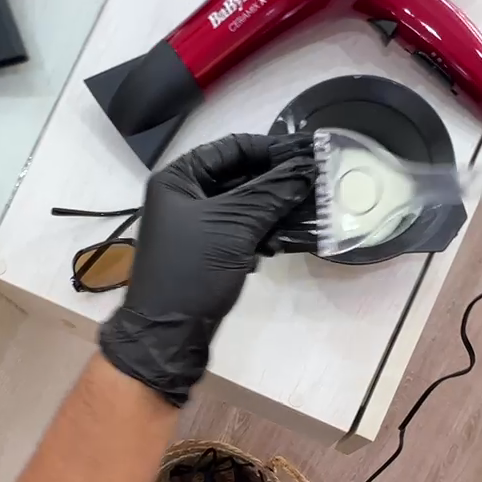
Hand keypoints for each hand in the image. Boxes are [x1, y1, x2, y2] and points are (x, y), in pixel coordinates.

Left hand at [99, 134, 314, 406]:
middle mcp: (183, 197)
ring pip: (241, 207)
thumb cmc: (192, 271)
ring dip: (270, 211)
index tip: (307, 154)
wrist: (168, 334)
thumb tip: (306, 169)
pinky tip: (278, 243)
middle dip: (274, 183)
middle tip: (313, 183)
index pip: (232, 148)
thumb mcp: (234, 226)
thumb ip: (271, 193)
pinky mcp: (206, 253)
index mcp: (178, 178)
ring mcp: (194, 227)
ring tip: (303, 212)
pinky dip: (258, 234)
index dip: (270, 150)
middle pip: (238, 177)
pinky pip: (238, 232)